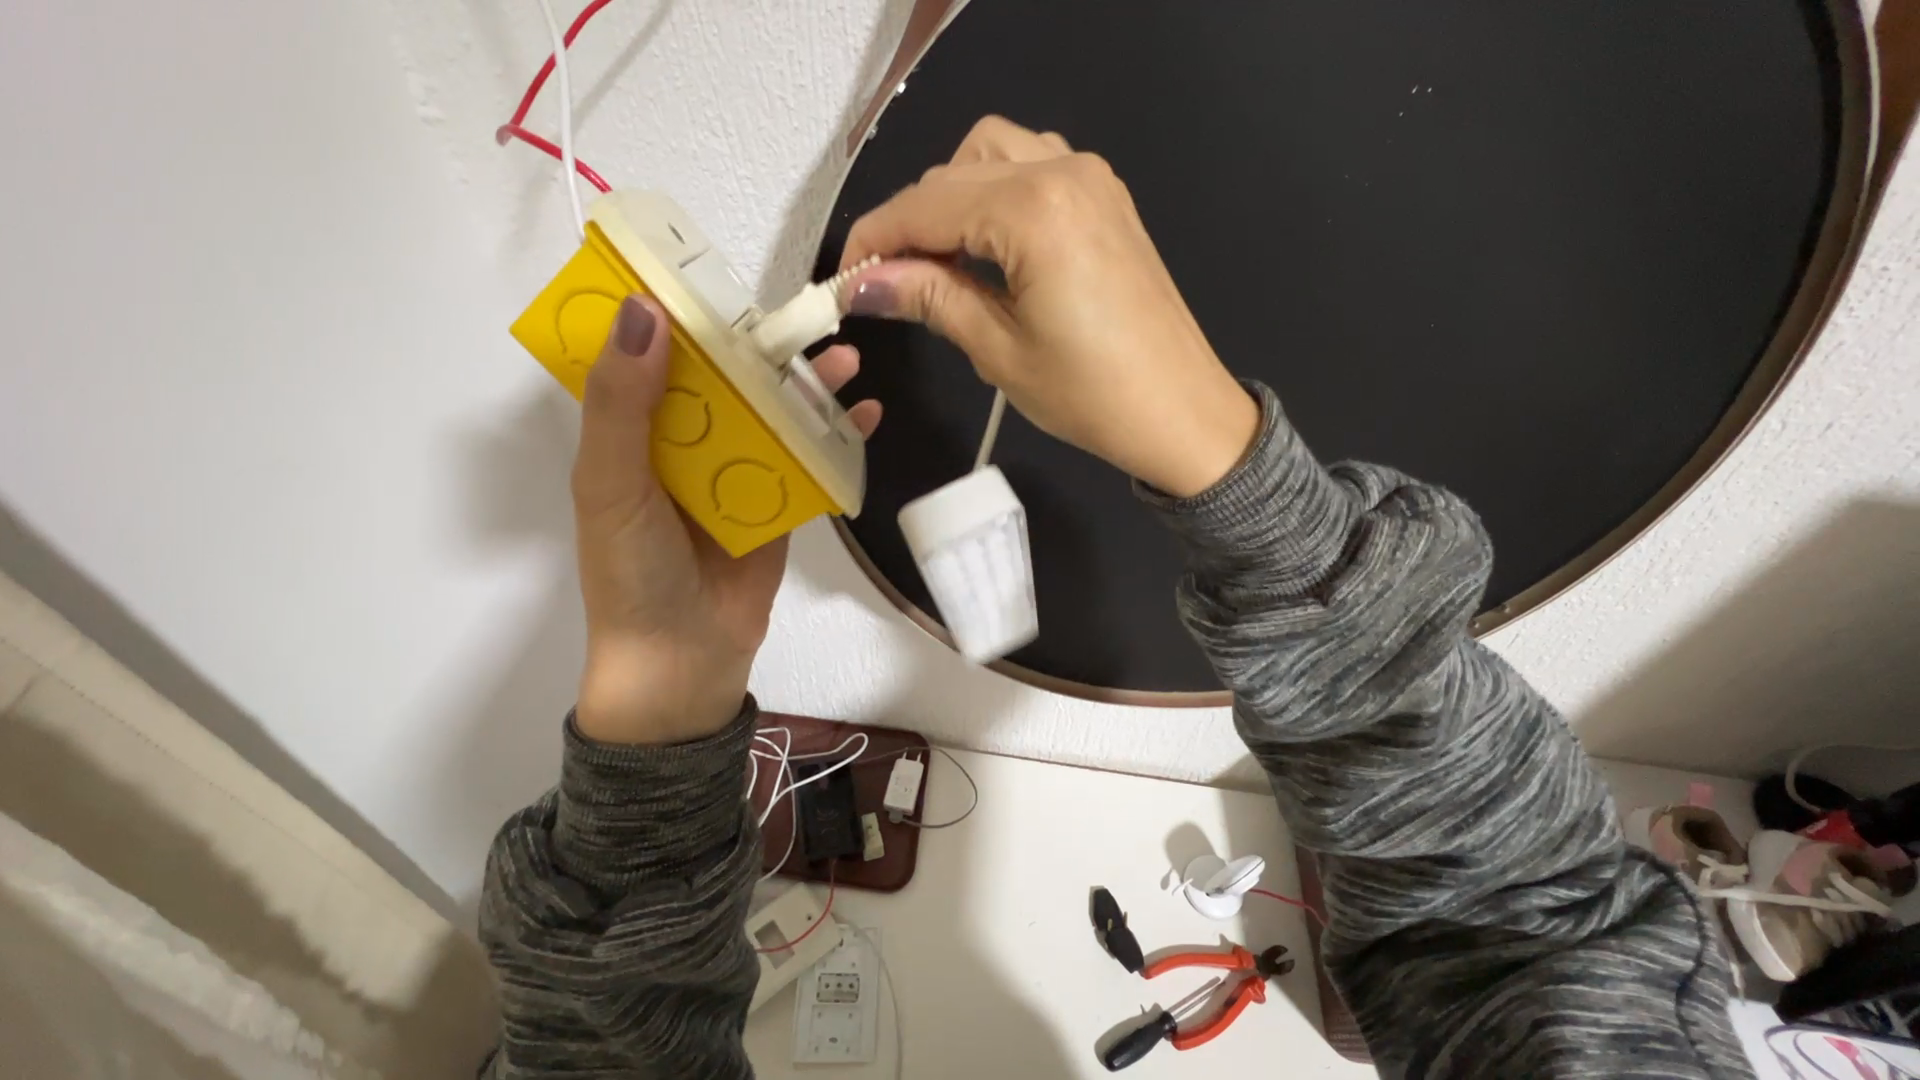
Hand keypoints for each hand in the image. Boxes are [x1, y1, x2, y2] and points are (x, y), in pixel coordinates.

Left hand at [571, 296, 879, 744]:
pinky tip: (864, 417)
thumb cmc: (632, 572)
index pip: (650, 357)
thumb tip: (647, 313)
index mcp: (633, 433)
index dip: (673, 312)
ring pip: (771, 413)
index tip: (706, 269)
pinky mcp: (776, 504)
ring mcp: (735, 473)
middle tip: (799, 317)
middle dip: (759, 345)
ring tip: (844, 361)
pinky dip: (836, 438)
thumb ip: (622, 405)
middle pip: (724, 378)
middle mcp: (685, 443)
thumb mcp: (611, 485)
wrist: (682, 661)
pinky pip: (806, 460)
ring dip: (807, 386)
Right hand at [839, 116, 1257, 497]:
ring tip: (936, 264)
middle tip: (887, 285)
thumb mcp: (999, 350)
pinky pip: (1030, 165)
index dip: (873, 241)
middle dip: (909, 224)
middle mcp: (1062, 171)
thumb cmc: (1091, 395)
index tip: (843, 281)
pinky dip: (993, 192)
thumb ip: (929, 298)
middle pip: (953, 174)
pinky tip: (986, 245)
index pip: (926, 206)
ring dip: (951, 199)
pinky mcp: (1104, 195)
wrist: (1181, 411)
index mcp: (1034, 211)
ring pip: (990, 154)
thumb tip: (861, 283)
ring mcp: (1090, 176)